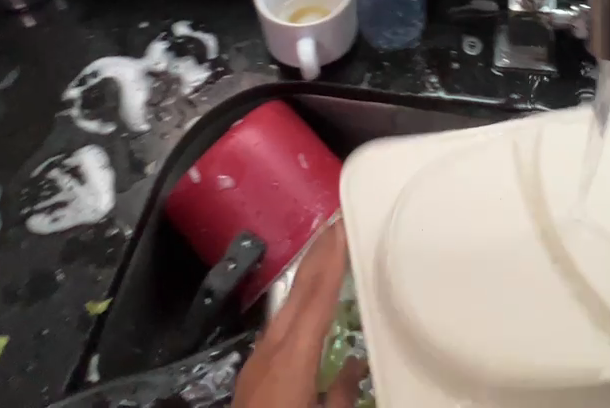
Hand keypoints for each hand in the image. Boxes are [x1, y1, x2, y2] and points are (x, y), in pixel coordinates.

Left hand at [234, 221, 366, 407]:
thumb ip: (342, 394)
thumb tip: (355, 364)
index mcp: (293, 358)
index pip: (318, 295)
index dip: (333, 257)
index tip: (345, 223)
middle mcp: (273, 349)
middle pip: (300, 291)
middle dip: (319, 253)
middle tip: (338, 219)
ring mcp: (259, 360)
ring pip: (288, 304)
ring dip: (308, 273)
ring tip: (327, 247)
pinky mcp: (254, 374)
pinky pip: (281, 322)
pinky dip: (298, 300)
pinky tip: (306, 301)